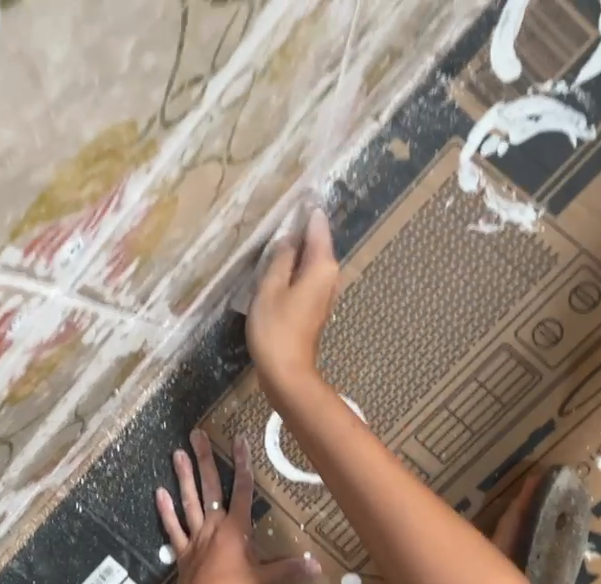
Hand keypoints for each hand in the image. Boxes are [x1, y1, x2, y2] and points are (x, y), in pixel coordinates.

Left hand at [157, 430, 322, 583]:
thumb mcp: (263, 580)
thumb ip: (288, 569)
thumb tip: (317, 566)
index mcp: (235, 529)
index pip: (242, 490)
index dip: (242, 464)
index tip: (239, 440)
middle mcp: (213, 526)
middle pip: (210, 487)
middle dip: (205, 460)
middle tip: (196, 435)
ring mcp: (195, 537)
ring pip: (188, 501)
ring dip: (183, 477)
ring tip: (177, 453)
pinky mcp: (181, 550)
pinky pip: (172, 527)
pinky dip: (166, 511)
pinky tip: (159, 493)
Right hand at [246, 204, 340, 399]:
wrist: (286, 372)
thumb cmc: (276, 329)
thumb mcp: (269, 289)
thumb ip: (280, 259)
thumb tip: (288, 239)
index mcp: (322, 266)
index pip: (317, 227)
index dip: (307, 211)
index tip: (298, 194)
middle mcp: (330, 277)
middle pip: (316, 245)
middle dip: (301, 231)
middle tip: (281, 215)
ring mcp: (324, 295)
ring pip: (310, 264)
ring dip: (295, 254)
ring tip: (275, 241)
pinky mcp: (314, 310)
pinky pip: (305, 281)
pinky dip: (294, 273)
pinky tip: (277, 271)